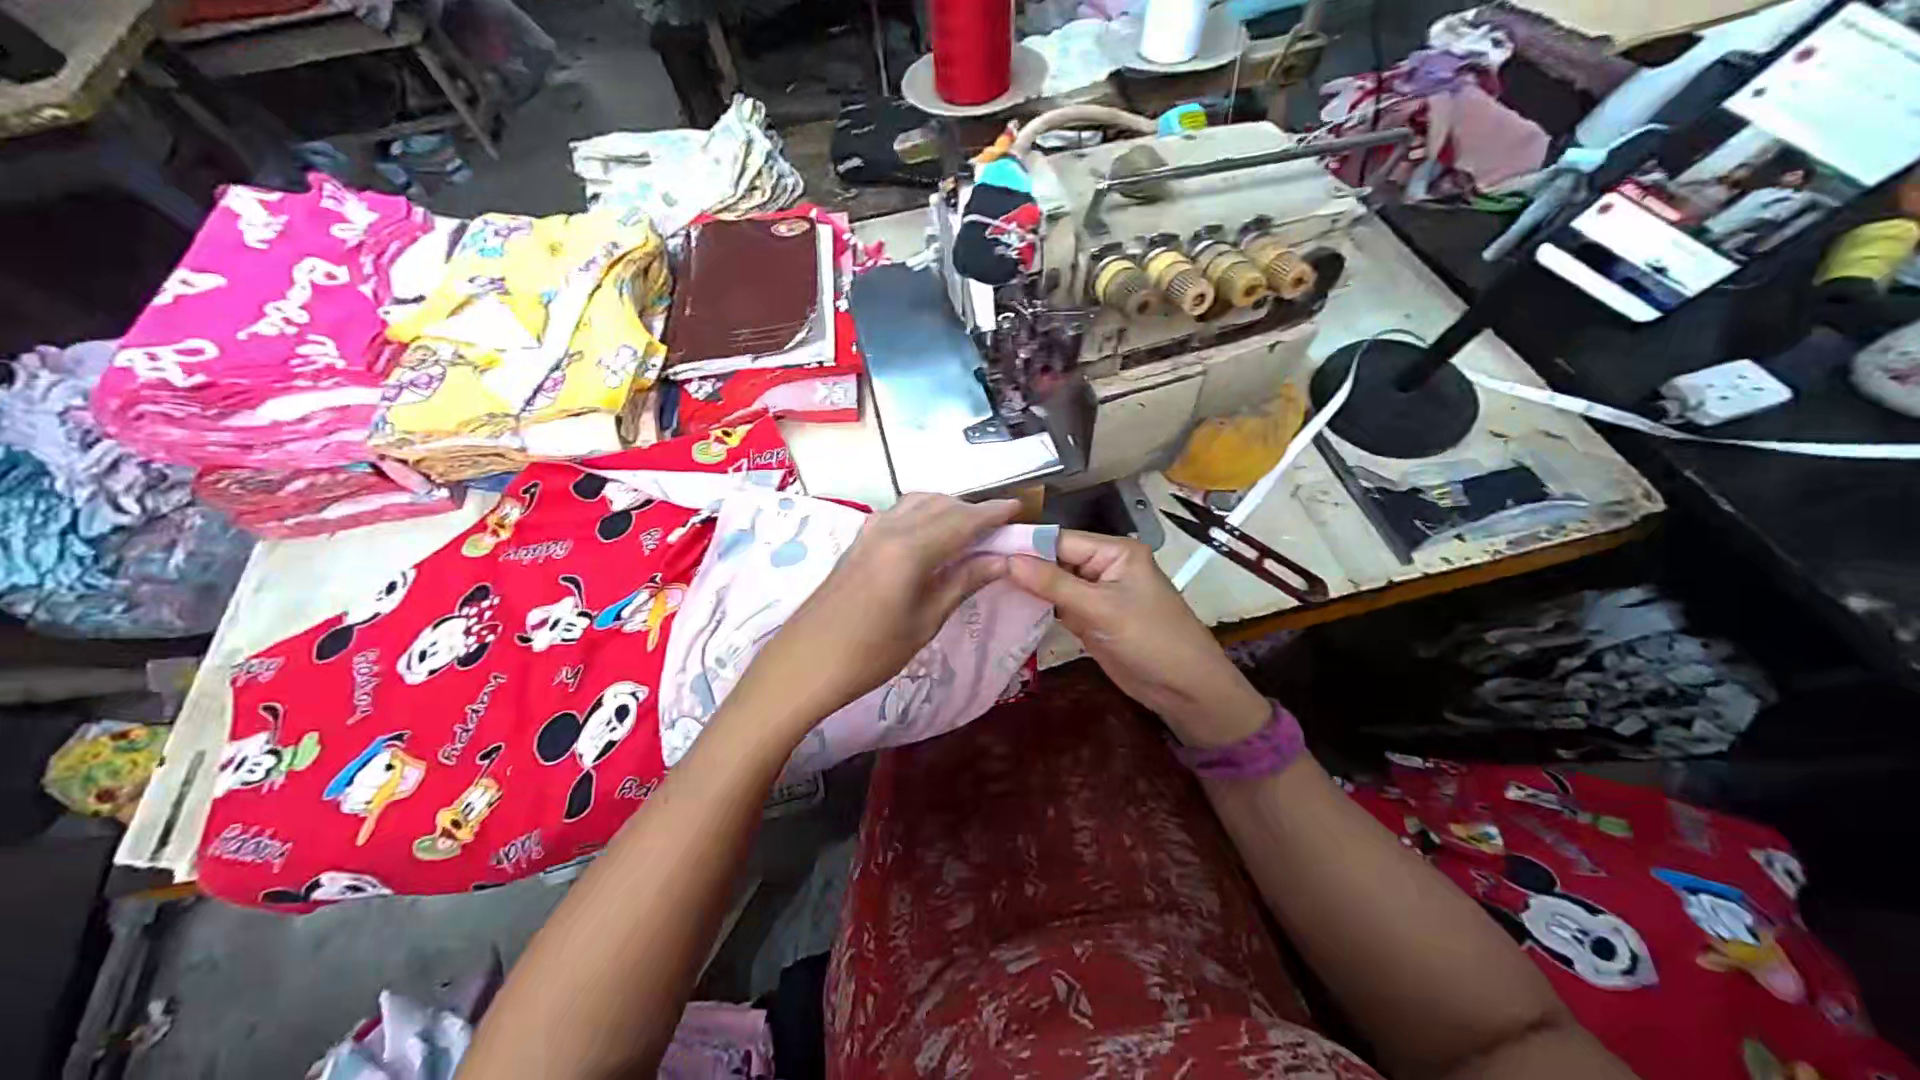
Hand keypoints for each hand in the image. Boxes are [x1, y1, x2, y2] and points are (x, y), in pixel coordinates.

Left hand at [735, 494, 1019, 730]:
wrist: (805, 664)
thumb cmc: (870, 653)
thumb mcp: (925, 621)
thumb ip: (962, 582)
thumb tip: (1000, 560)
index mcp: (910, 549)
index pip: (963, 521)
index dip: (994, 514)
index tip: (1020, 510)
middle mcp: (890, 528)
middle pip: (942, 505)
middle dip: (974, 510)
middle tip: (1000, 528)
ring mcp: (870, 531)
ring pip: (918, 503)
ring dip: (948, 508)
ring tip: (971, 531)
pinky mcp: (858, 541)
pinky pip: (900, 513)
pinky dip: (924, 514)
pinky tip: (933, 536)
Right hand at [1007, 530, 1268, 747]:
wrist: (1184, 690)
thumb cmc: (1151, 640)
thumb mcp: (1101, 609)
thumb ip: (1053, 583)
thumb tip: (1007, 560)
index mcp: (1114, 551)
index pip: (1060, 539)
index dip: (1024, 544)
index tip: (983, 548)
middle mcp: (1103, 566)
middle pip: (1054, 559)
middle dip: (1021, 566)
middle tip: (975, 568)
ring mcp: (1096, 594)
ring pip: (1053, 583)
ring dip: (1026, 587)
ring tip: (982, 584)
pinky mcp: (1091, 619)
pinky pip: (1058, 605)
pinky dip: (1037, 607)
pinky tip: (1006, 606)